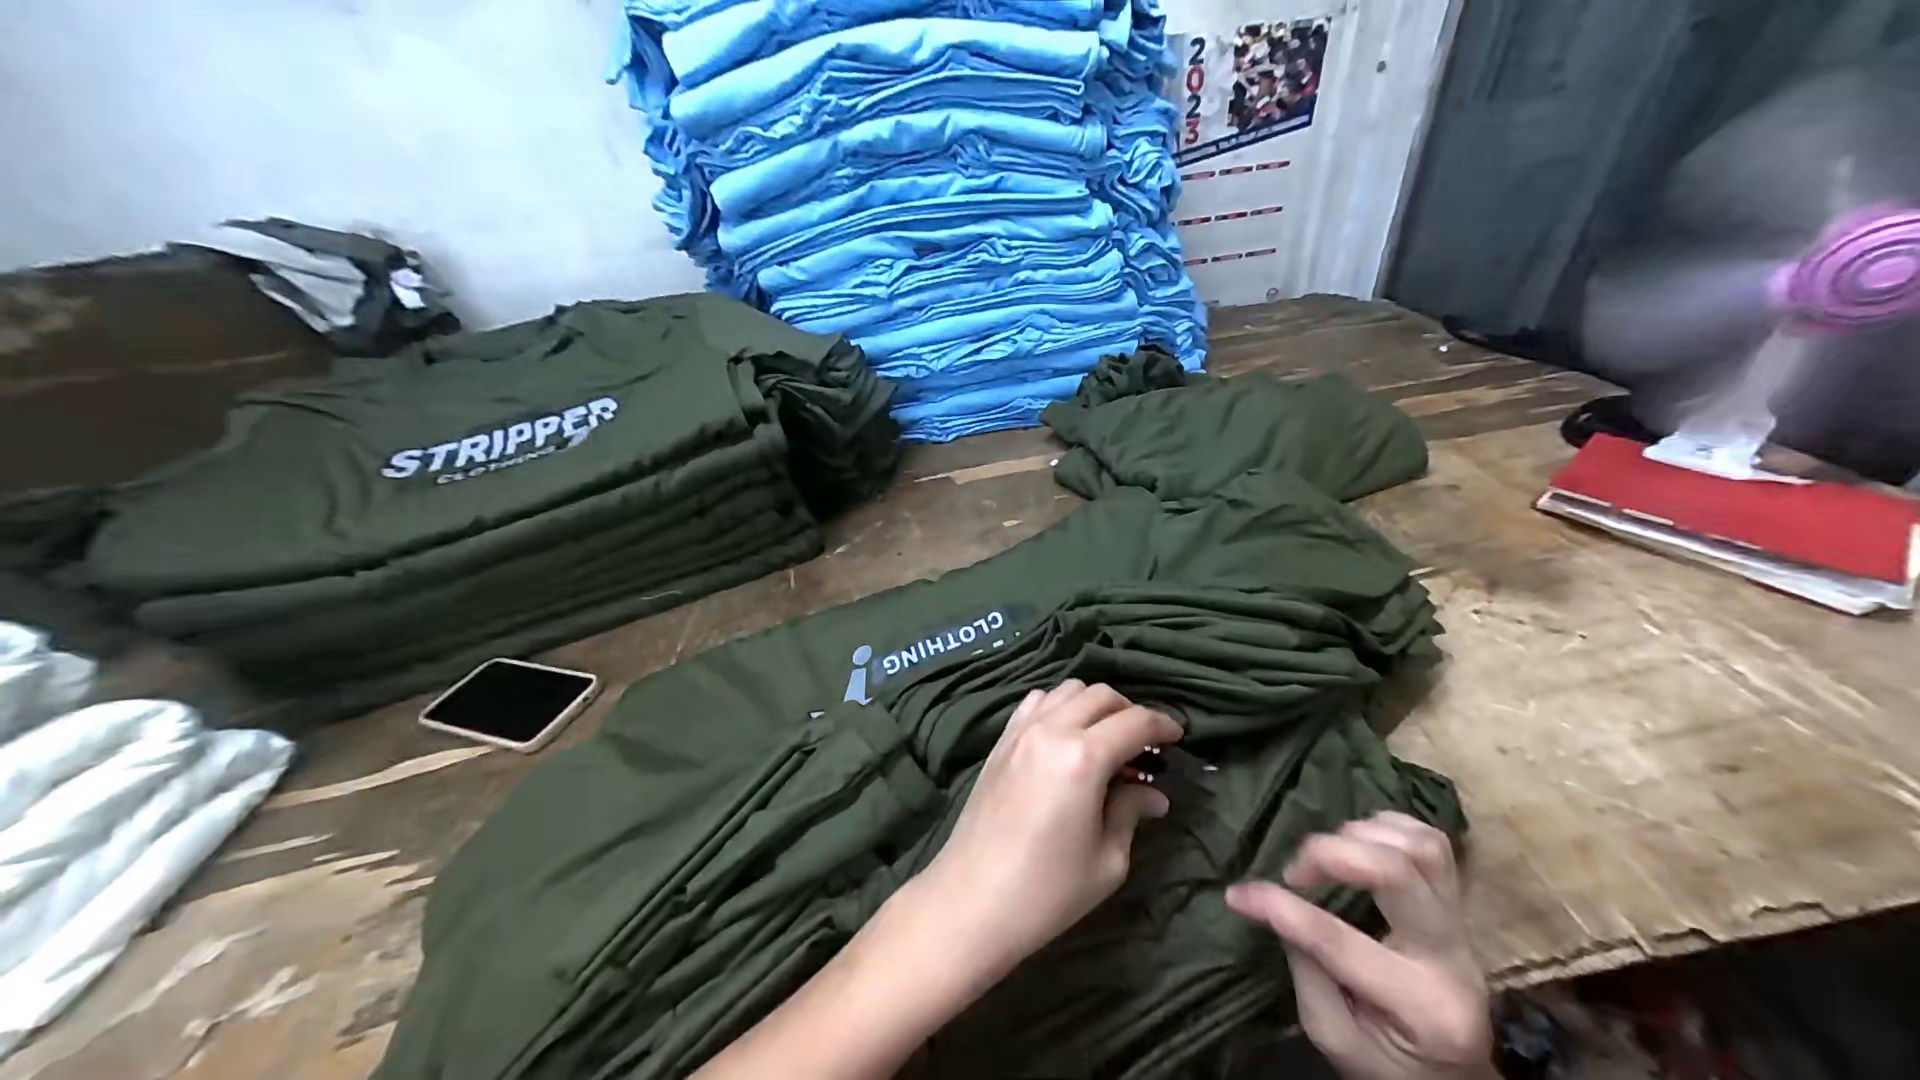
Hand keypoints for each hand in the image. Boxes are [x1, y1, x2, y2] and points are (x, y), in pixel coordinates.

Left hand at [910, 680, 1183, 980]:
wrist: (971, 900)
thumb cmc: (1047, 890)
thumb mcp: (1107, 859)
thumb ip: (1131, 812)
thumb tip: (1153, 793)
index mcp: (1083, 757)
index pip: (1134, 722)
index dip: (1163, 725)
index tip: (1179, 738)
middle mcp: (1050, 731)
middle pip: (1100, 696)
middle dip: (1131, 712)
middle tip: (1146, 745)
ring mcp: (1020, 732)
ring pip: (1066, 691)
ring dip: (1094, 705)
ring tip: (1107, 739)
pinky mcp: (1000, 742)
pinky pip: (1035, 703)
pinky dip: (1059, 706)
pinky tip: (1066, 737)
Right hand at [1226, 813, 1494, 1079]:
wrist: (1453, 1073)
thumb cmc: (1386, 1060)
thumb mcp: (1333, 1033)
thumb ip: (1305, 968)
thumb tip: (1275, 905)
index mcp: (1424, 1007)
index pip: (1340, 942)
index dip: (1279, 909)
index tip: (1237, 895)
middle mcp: (1453, 958)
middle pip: (1398, 872)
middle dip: (1330, 855)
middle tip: (1294, 871)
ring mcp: (1461, 925)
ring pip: (1422, 848)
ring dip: (1364, 836)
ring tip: (1329, 852)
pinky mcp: (1457, 903)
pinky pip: (1434, 843)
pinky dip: (1390, 828)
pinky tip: (1358, 841)